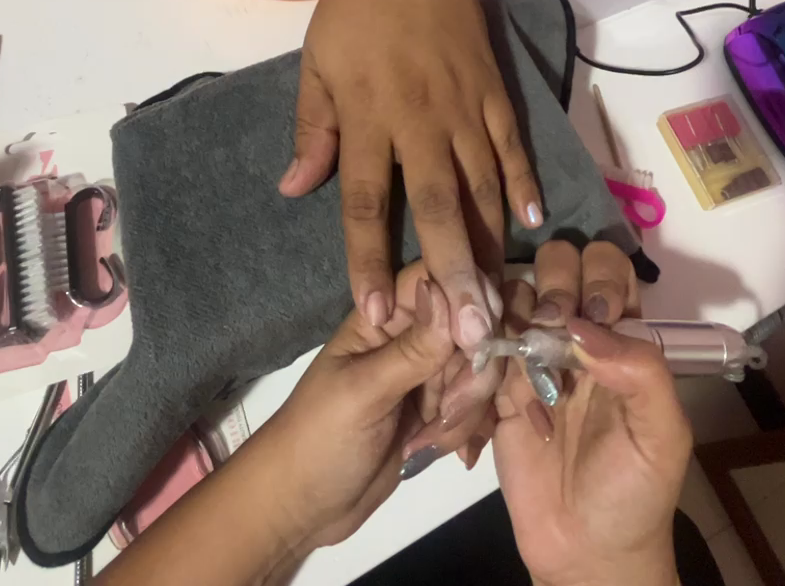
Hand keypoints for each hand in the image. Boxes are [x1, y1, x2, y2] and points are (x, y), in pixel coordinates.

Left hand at [242, 268, 459, 549]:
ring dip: (466, 408)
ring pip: (480, 367)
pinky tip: (435, 452)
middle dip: (472, 371)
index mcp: (383, 314)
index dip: (469, 297)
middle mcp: (411, 333)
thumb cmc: (319, 440)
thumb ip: (413, 348)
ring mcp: (428, 371)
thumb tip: (446, 288)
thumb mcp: (364, 393)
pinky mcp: (439, 406)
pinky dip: (466, 429)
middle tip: (447, 411)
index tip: (481, 339)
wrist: (302, 507)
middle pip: (472, 324)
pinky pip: (475, 402)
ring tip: (427, 441)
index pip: (437, 277)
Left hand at [282, 0, 542, 413]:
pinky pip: (512, 147)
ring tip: (500, 297)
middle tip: (470, 333)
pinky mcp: (496, 92)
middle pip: (437, 208)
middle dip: (451, 273)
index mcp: (368, 119)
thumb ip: (313, 131)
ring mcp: (465, 109)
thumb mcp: (316, 66)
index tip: (376, 316)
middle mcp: (419, 124)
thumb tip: (295, 190)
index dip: (367, 262)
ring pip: (483, 187)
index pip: (364, 204)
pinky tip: (532, 225)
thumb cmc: (353, 10)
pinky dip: (523, 186)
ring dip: (491, 243)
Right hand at [493, 241, 689, 585]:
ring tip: (525, 358)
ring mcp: (534, 355)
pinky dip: (485, 346)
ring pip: (515, 293)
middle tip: (551, 327)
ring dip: (516, 311)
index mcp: (622, 339)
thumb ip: (642, 371)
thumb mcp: (662, 435)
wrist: (584, 552)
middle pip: (557, 267)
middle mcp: (577, 335)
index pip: (610, 269)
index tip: (594, 313)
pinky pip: (484, 340)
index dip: (599, 275)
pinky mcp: (498, 383)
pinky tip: (501, 383)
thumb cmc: (634, 493)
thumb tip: (585, 327)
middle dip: (554, 283)